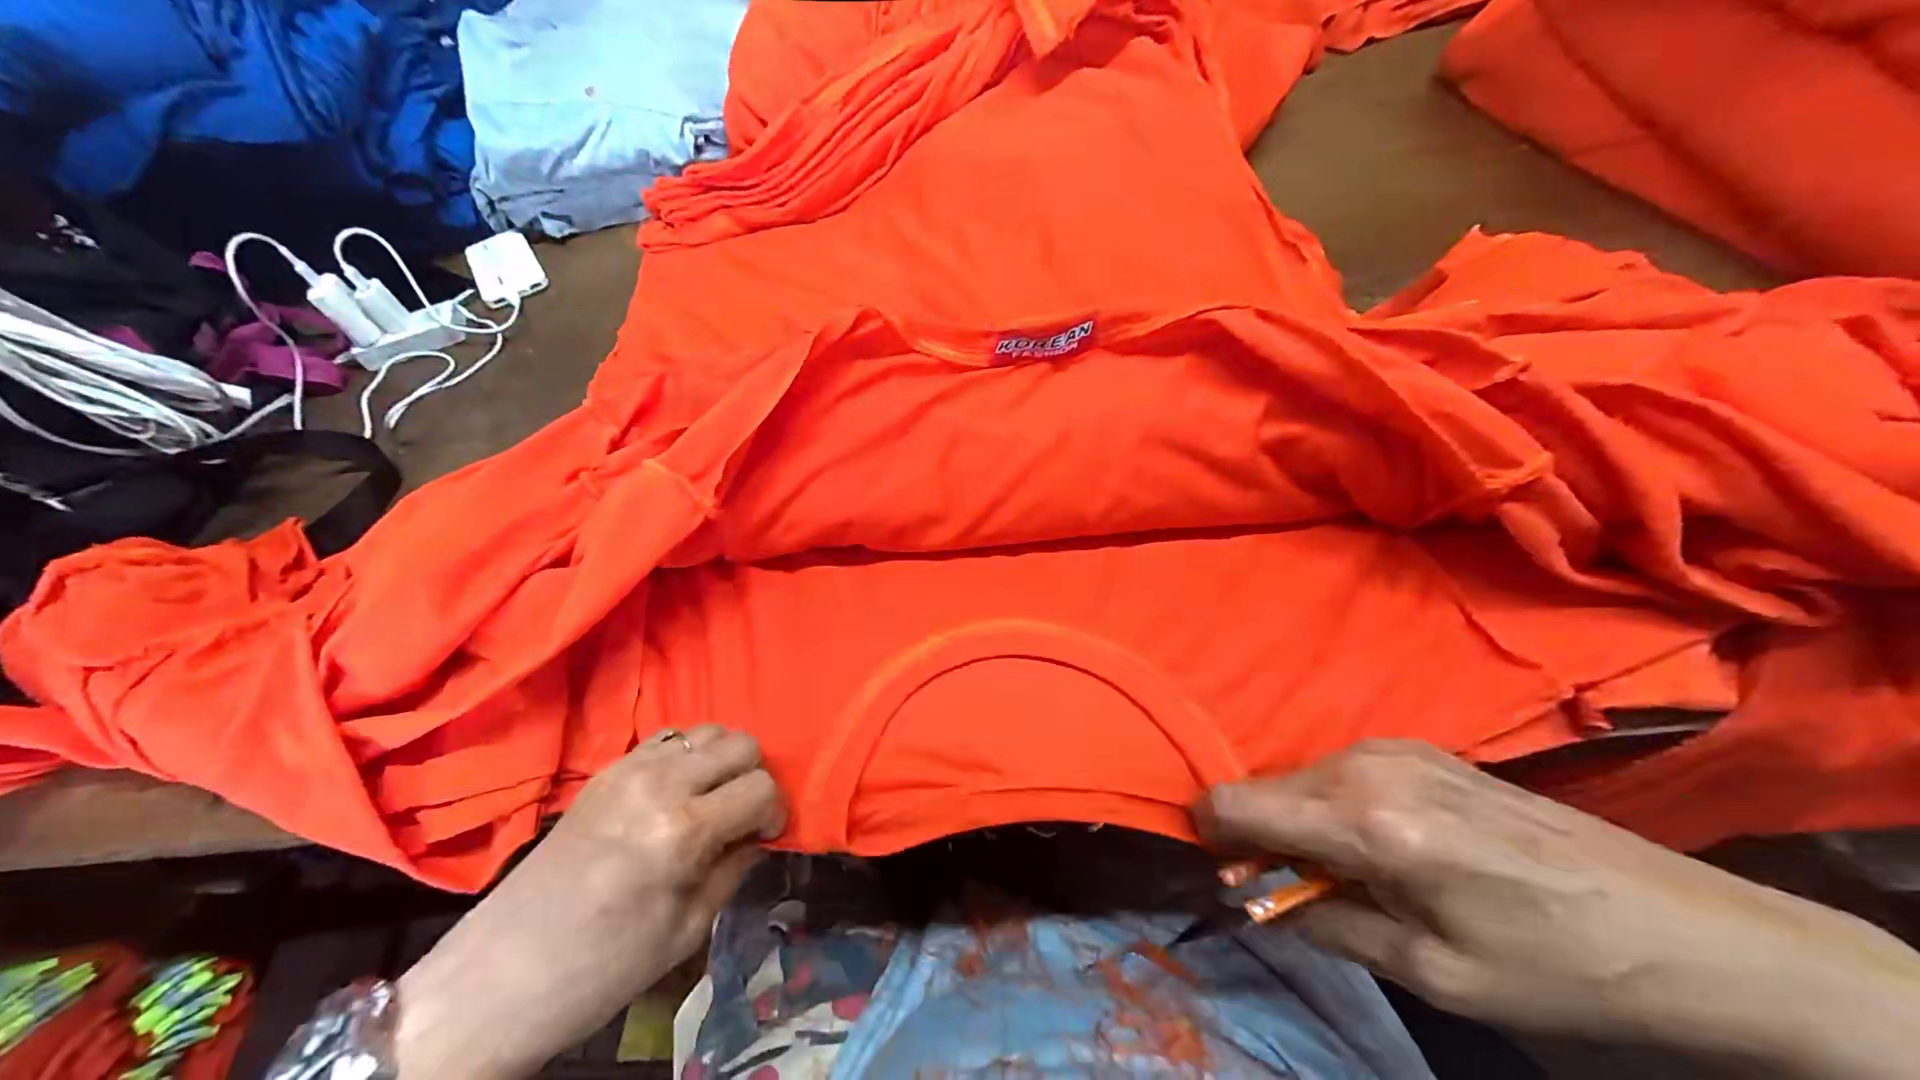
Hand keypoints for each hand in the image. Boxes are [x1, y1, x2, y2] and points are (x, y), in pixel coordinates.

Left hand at [395, 727, 783, 1079]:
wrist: (501, 975)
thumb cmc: (602, 967)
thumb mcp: (686, 929)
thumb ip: (733, 869)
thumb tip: (758, 836)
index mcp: (682, 830)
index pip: (761, 788)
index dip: (774, 813)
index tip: (765, 837)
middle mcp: (659, 784)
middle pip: (740, 744)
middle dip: (753, 778)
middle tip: (740, 816)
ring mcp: (627, 770)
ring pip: (707, 731)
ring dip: (721, 762)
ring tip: (710, 801)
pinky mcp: (604, 771)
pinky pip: (667, 738)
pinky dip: (687, 756)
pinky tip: (676, 793)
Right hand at [1195, 740, 1919, 1078]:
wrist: (1685, 927)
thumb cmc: (1554, 964)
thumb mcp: (1432, 972)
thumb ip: (1324, 923)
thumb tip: (1250, 897)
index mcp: (1367, 822)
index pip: (1238, 804)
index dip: (1212, 835)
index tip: (1229, 874)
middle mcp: (1366, 765)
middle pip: (1263, 787)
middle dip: (1258, 836)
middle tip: (1296, 892)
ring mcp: (1392, 747)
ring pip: (1298, 777)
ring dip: (1297, 821)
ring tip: (1347, 874)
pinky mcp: (1415, 745)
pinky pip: (1336, 770)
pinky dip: (1330, 805)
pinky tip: (1381, 844)